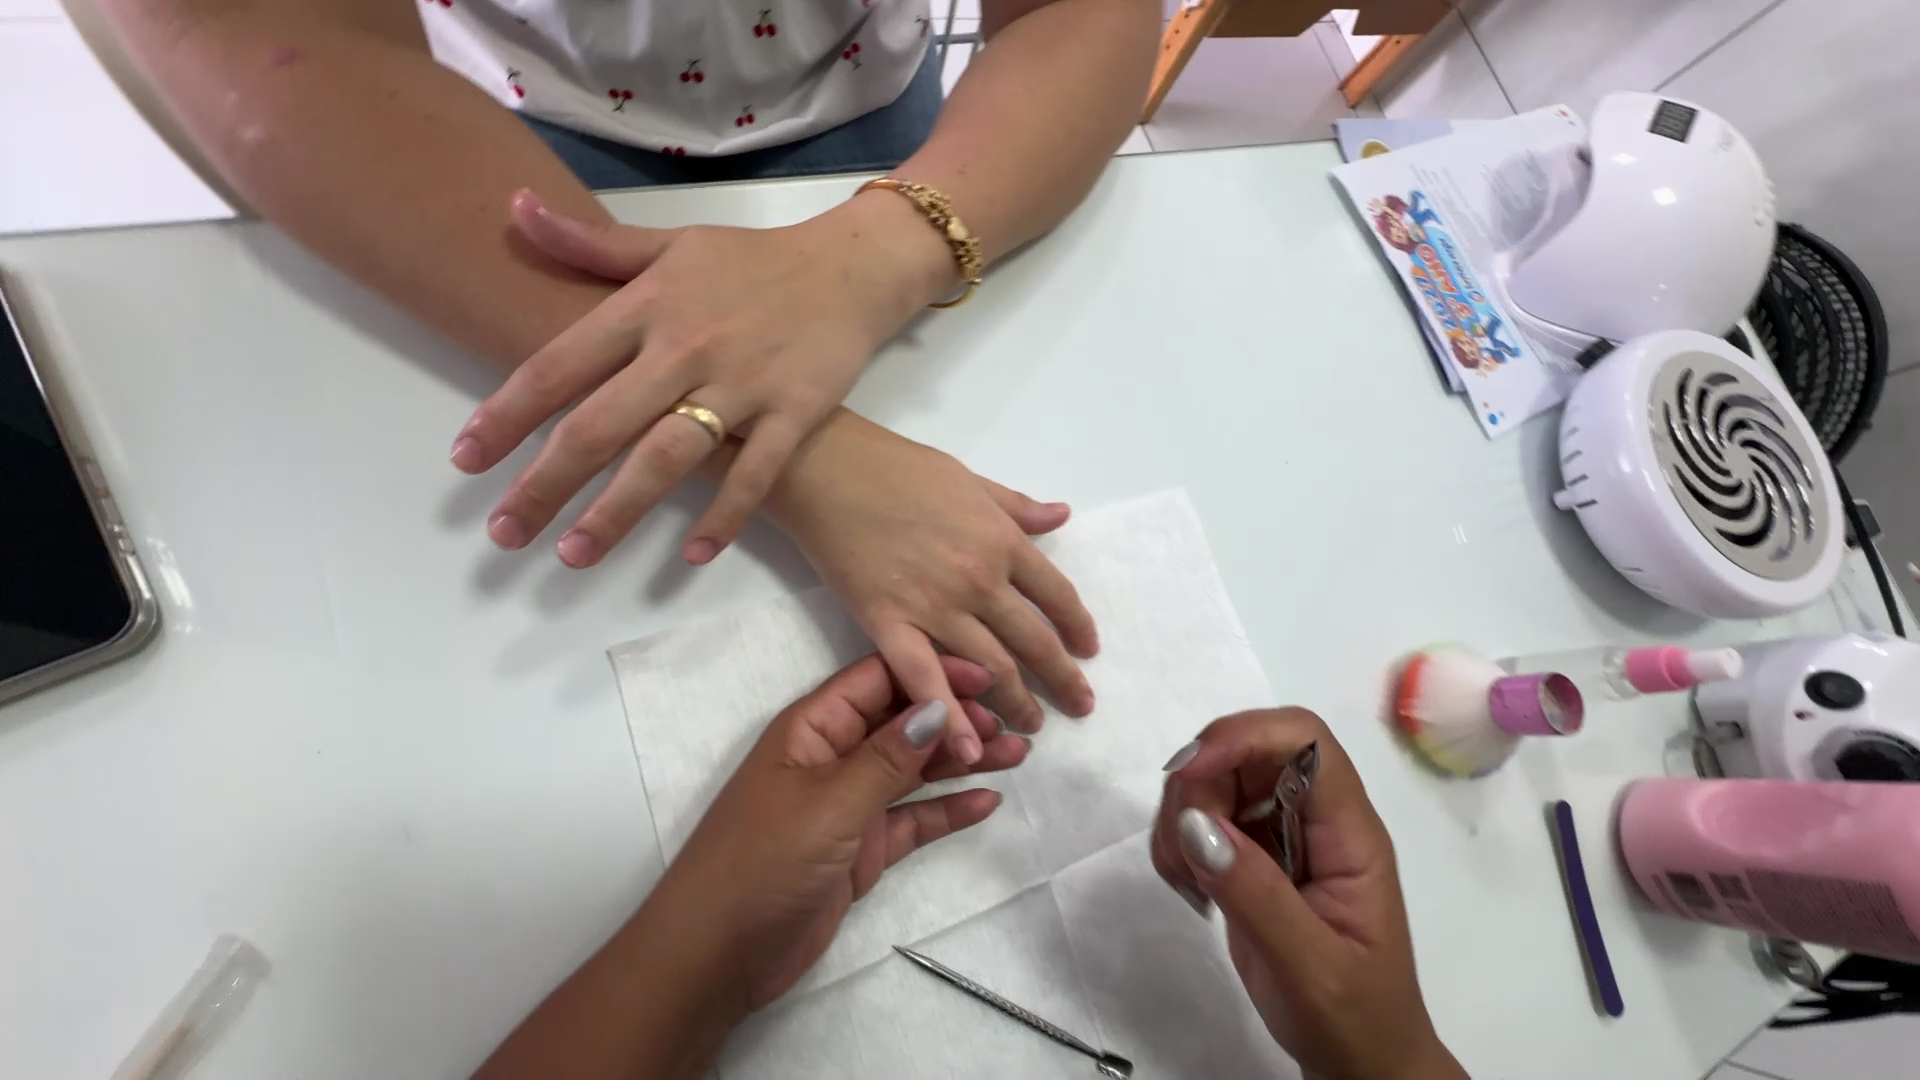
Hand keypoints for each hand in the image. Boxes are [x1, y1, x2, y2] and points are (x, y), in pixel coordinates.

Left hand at [449, 189, 952, 568]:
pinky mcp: (794, 413)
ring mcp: (743, 385)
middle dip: (545, 483)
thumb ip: (593, 243)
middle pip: (601, 425)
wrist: (849, 270)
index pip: (558, 365)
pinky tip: (692, 557)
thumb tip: (512, 209)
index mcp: (648, 306)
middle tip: (505, 534)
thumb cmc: (754, 261)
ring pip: (669, 458)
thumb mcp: (673, 243)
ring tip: (576, 555)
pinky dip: (725, 516)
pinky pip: (756, 474)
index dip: (507, 415)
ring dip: (619, 511)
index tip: (467, 462)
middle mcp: (686, 348)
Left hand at [661, 652, 1026, 1008]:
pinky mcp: (862, 847)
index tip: (986, 675)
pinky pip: (913, 818)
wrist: (716, 957)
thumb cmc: (764, 860)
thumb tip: (940, 706)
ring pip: (915, 770)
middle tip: (1011, 723)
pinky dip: (948, 810)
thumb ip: (887, 757)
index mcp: (814, 727)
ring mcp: (850, 802)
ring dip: (962, 761)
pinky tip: (987, 803)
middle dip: (956, 719)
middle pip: (904, 723)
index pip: (879, 680)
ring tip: (1019, 755)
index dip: (931, 671)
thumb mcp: (829, 802)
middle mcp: (835, 756)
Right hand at [762, 411, 1098, 763]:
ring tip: (1032, 728)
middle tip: (1080, 707)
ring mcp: (935, 607)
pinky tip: (968, 747)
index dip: (1077, 627)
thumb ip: (1017, 507)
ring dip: (1017, 704)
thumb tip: (1062, 515)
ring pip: (989, 668)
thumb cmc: (899, 468)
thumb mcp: (971, 479)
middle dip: (1062, 679)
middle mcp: (980, 581)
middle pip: (1033, 641)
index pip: (1057, 596)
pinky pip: (925, 679)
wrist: (829, 470)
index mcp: (1002, 541)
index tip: (1088, 649)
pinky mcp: (889, 625)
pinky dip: (949, 717)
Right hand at [1153, 710, 1467, 1079]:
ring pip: (1213, 778)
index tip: (1190, 774)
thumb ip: (1255, 895)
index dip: (1244, 736)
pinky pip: (1197, 814)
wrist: (1359, 1064)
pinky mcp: (1248, 849)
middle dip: (1198, 787)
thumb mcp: (1310, 968)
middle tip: (1183, 854)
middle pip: (1244, 752)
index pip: (1302, 739)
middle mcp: (1311, 816)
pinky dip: (1174, 840)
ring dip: (1179, 817)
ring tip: (1185, 882)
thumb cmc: (1352, 1019)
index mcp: (1348, 831)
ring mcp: (1278, 830)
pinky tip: (1186, 888)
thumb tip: (1195, 823)